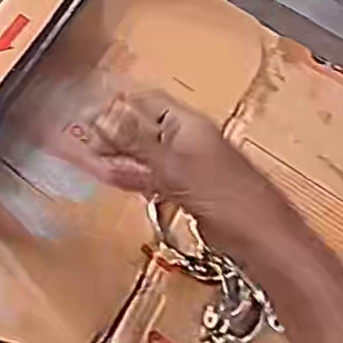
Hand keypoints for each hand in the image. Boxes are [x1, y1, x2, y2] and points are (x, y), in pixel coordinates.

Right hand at [72, 90, 298, 241]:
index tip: (88, 111)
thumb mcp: (171, 164)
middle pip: (143, 128)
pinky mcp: (186, 192)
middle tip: (82, 137)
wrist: (260, 241)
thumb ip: (132, 142)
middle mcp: (187, 140)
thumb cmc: (221, 194)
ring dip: (119, 155)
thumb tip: (98, 118)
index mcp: (187, 124)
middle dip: (114, 131)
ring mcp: (187, 167)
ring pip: (144, 154)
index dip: (119, 103)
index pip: (147, 101)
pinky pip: (151, 177)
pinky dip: (131, 176)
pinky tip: (111, 177)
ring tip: (89, 156)